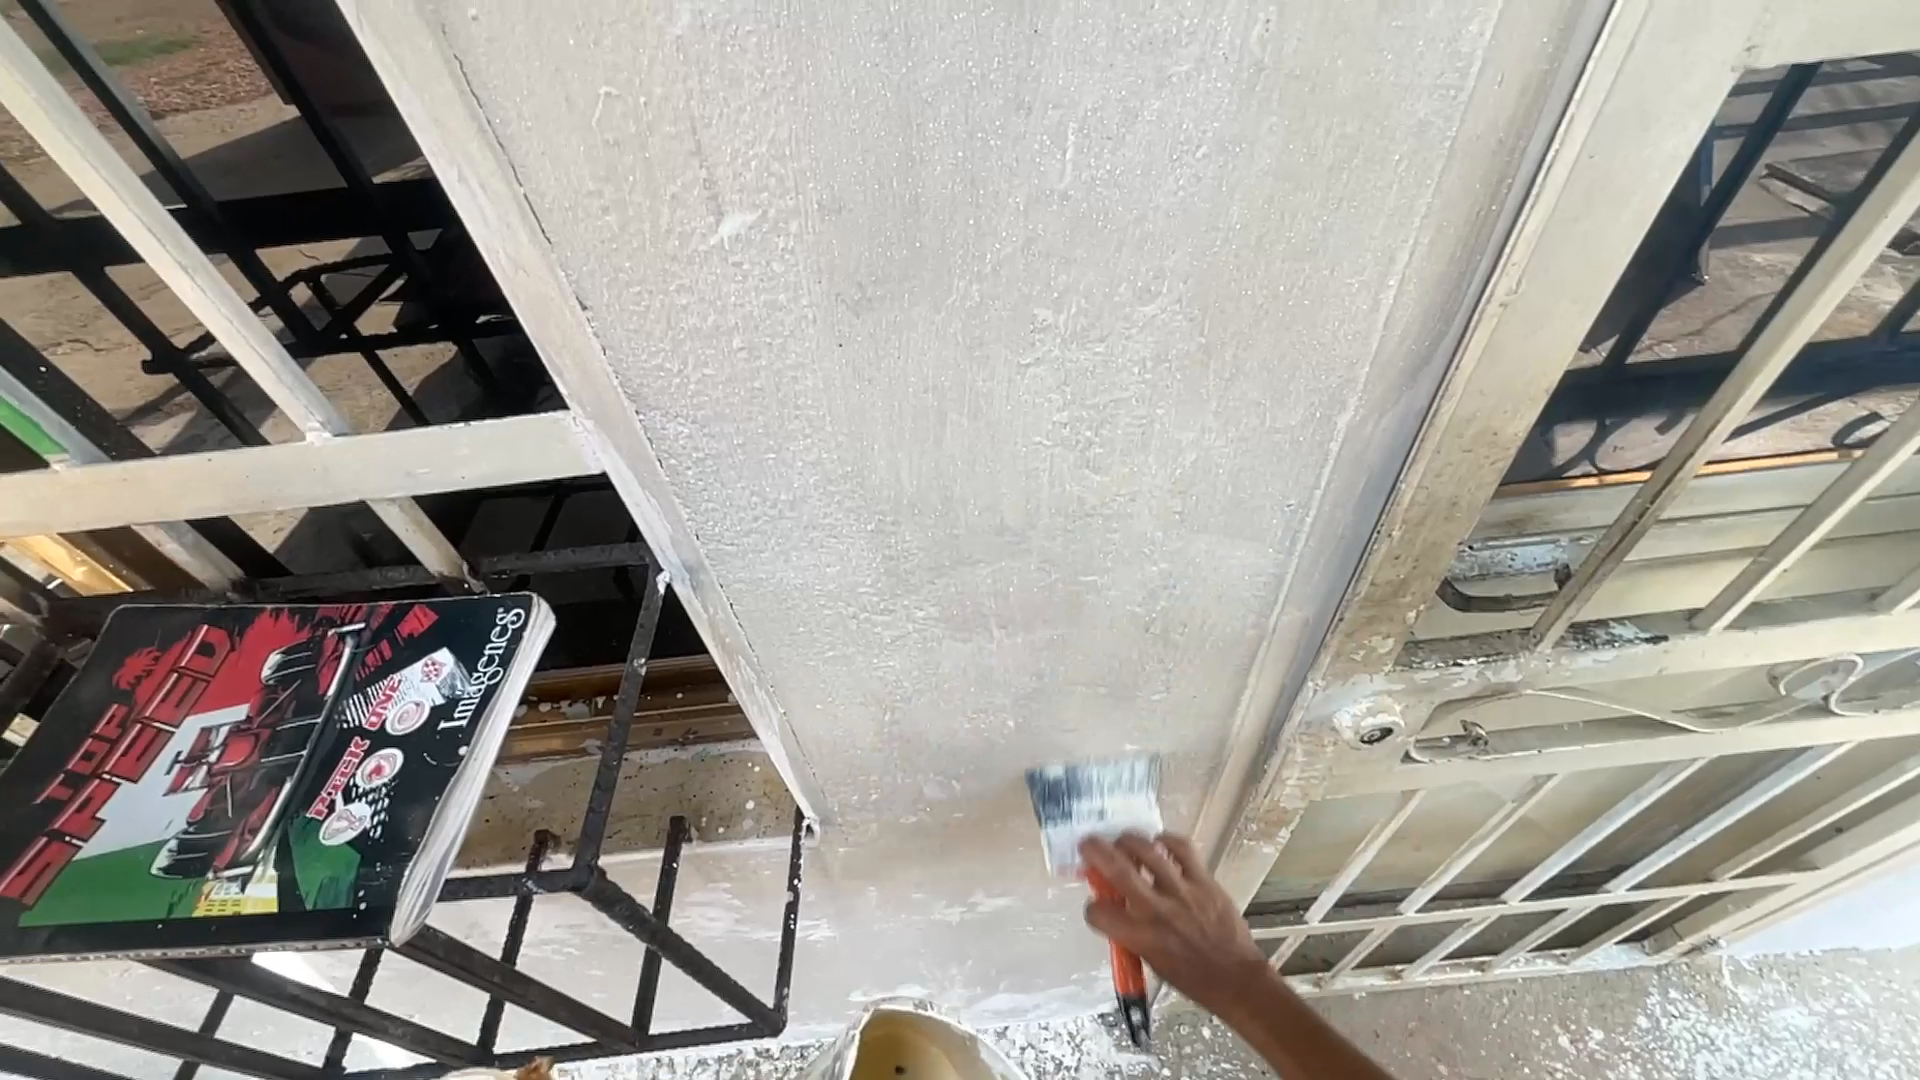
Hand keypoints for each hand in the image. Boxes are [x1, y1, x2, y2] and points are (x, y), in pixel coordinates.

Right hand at [1077, 831, 1270, 1018]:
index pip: (1099, 913)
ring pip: (1148, 851)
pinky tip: (1158, 842)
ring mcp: (1182, 891)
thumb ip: (1130, 933)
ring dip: (1127, 840)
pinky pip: (1182, 848)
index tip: (1097, 905)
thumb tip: (1114, 907)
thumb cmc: (1192, 978)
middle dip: (1095, 851)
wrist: (1237, 979)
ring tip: (1121, 840)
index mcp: (1141, 938)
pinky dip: (1166, 839)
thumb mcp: (1151, 962)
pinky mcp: (1204, 880)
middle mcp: (1157, 910)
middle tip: (1087, 843)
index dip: (1093, 908)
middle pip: (1117, 869)